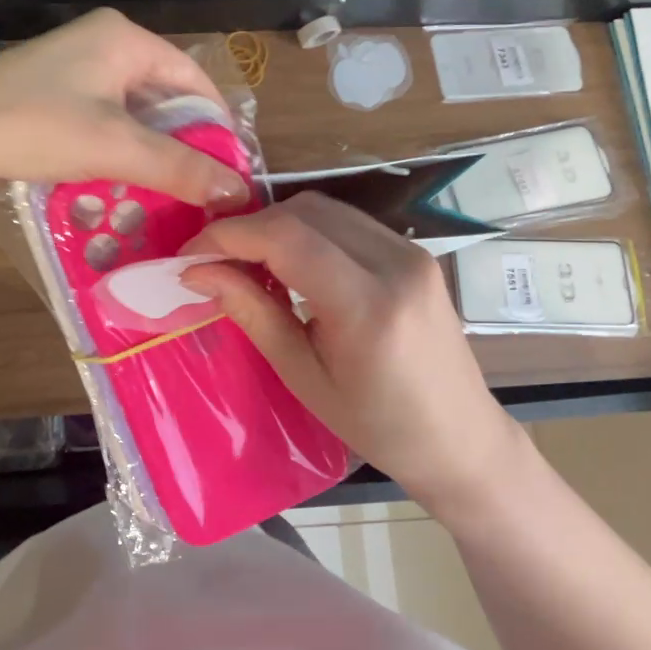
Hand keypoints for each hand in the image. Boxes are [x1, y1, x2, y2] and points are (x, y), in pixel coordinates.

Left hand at [0, 9, 251, 205]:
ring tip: (166, 191)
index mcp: (123, 37)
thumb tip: (239, 191)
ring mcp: (69, 64)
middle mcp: (100, 40)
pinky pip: (99, 116)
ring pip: (129, 109)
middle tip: (199, 189)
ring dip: (147, 148)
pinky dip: (114, 145)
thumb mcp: (114, 148)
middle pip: (162, 94)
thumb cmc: (35, 128)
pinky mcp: (47, 89)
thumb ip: (180, 167)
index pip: (193, 79)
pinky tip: (120, 179)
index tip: (229, 174)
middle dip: (180, 141)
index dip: (215, 127)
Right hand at [180, 192, 526, 513]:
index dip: (228, 235)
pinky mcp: (415, 253)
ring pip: (324, 209)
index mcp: (369, 305)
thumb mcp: (302, 376)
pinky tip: (288, 263)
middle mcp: (396, 263)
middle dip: (249, 227)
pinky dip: (306, 231)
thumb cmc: (377, 426)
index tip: (189, 255)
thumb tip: (196, 271)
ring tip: (245, 261)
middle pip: (304, 211)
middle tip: (213, 260)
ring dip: (276, 225)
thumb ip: (252, 312)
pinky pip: (347, 222)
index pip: (286, 237)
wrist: (461, 440)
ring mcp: (412, 253)